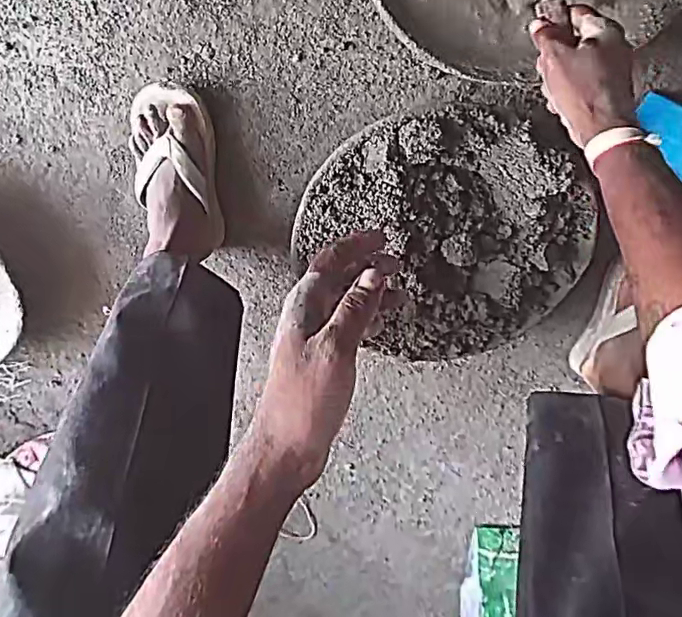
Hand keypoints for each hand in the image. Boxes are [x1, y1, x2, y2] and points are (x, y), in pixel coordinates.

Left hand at [246, 230, 397, 495]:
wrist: (286, 445)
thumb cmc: (303, 401)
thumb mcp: (336, 347)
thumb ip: (355, 307)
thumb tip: (373, 274)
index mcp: (304, 304)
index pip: (331, 259)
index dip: (356, 244)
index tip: (380, 237)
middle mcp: (306, 313)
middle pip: (337, 274)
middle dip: (366, 262)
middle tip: (393, 258)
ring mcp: (313, 333)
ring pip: (344, 296)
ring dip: (369, 286)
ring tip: (395, 283)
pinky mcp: (322, 352)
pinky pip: (347, 318)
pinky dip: (367, 310)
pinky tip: (381, 316)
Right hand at [530, 4, 637, 146]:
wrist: (603, 130)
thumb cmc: (585, 93)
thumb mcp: (554, 57)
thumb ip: (545, 36)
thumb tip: (540, 25)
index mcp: (607, 31)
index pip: (576, 12)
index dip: (555, 21)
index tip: (542, 28)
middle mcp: (619, 47)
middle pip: (578, 39)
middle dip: (558, 52)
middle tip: (547, 63)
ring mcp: (619, 69)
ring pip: (580, 61)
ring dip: (563, 71)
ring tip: (556, 86)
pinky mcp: (614, 90)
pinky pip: (588, 80)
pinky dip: (575, 86)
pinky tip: (566, 97)